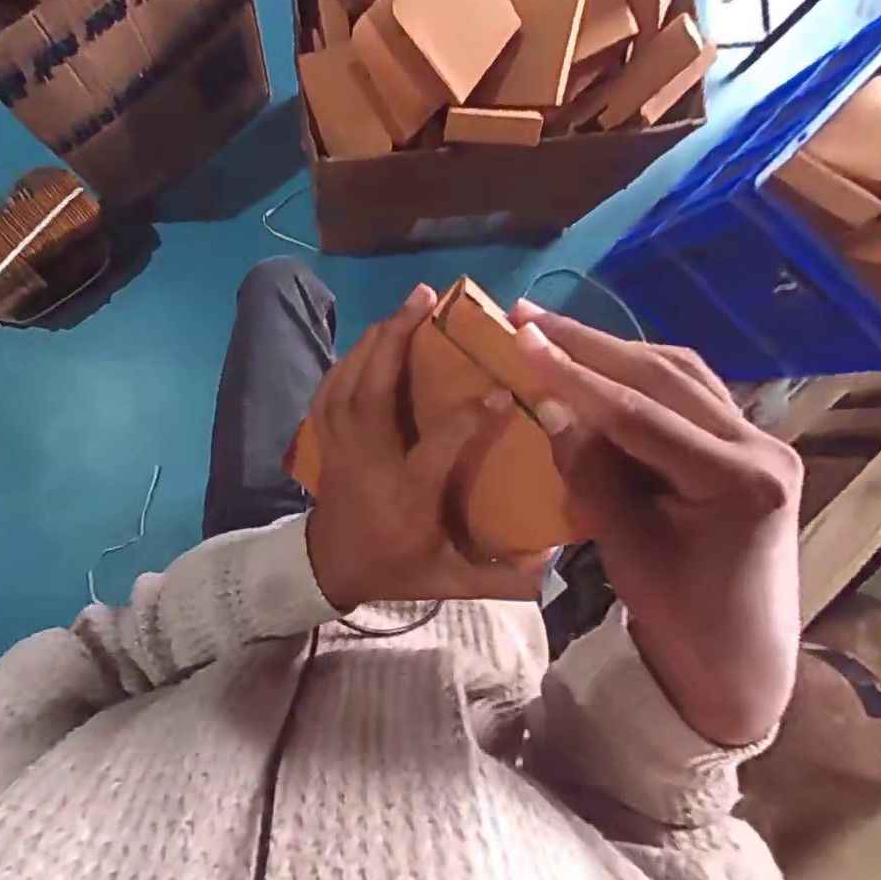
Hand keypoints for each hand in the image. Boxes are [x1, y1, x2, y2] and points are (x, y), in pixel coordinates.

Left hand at [305, 285, 551, 611]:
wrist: (326, 568)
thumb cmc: (391, 568)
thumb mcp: (449, 581)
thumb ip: (502, 574)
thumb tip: (554, 558)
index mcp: (404, 494)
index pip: (436, 447)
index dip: (469, 417)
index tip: (502, 390)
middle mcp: (367, 460)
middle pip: (373, 392)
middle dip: (396, 339)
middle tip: (425, 297)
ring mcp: (339, 447)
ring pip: (347, 383)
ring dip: (373, 340)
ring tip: (402, 309)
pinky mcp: (326, 440)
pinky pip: (328, 391)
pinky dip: (345, 362)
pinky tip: (366, 344)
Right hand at [510, 303, 801, 746]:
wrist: (736, 657)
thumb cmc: (679, 612)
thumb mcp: (624, 546)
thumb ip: (589, 470)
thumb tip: (555, 408)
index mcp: (738, 479)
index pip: (638, 411)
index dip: (572, 373)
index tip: (521, 338)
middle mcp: (759, 445)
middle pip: (663, 375)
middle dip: (589, 342)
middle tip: (527, 315)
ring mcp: (757, 441)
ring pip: (678, 374)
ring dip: (612, 349)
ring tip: (555, 330)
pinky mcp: (740, 447)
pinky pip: (684, 394)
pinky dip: (634, 374)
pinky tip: (600, 365)